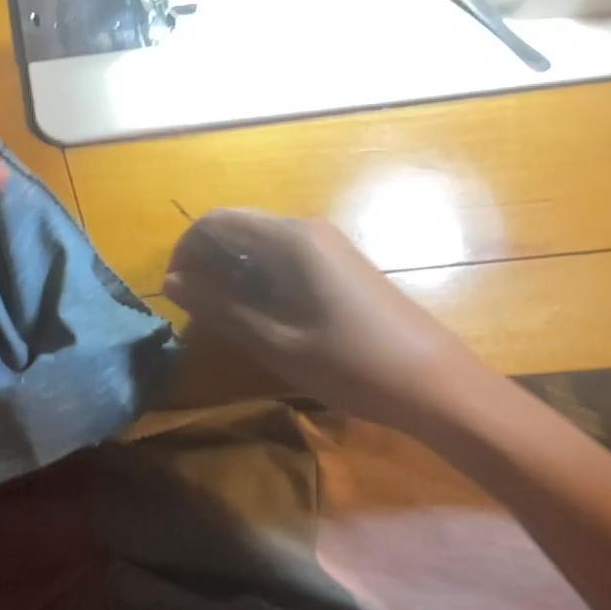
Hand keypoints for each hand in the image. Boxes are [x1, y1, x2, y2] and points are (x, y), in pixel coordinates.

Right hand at [163, 208, 498, 432]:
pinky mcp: (339, 264)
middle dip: (205, 258)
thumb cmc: (353, 364)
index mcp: (290, 239)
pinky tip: (261, 312)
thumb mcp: (275, 340)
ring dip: (230, 267)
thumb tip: (169, 282)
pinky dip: (257, 274)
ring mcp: (327, 244)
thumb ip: (218, 306)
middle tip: (193, 304)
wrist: (441, 387)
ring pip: (258, 240)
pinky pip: (282, 254)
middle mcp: (306, 228)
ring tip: (222, 312)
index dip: (185, 250)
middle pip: (236, 226)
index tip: (173, 290)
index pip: (215, 222)